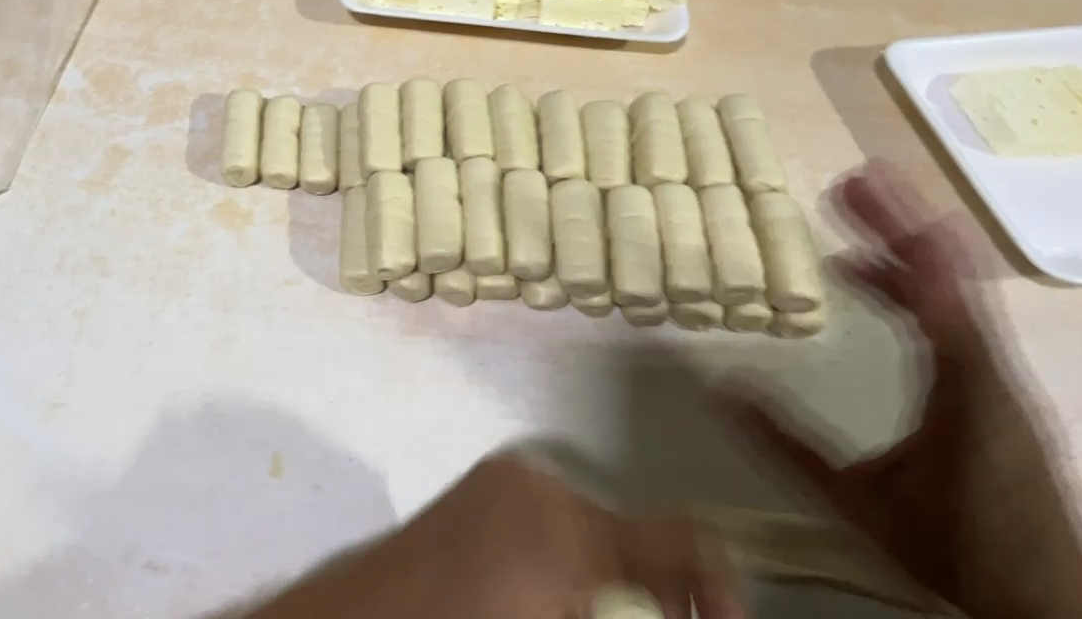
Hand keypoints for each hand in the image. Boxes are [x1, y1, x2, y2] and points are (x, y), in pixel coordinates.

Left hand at [246, 454, 742, 618]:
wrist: (358, 618)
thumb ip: (628, 607)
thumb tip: (685, 605)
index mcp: (567, 528)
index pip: (688, 542)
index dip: (723, 593)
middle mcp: (540, 484)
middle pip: (637, 542)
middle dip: (653, 599)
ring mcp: (504, 477)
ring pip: (592, 532)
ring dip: (605, 583)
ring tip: (577, 611)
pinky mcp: (481, 483)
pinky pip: (548, 519)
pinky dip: (564, 561)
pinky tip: (543, 596)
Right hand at [723, 161, 1081, 618]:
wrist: (1050, 600)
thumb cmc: (957, 547)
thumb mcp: (859, 500)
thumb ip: (788, 443)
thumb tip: (719, 389)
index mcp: (967, 390)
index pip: (936, 301)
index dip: (898, 247)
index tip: (858, 204)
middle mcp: (991, 371)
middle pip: (949, 279)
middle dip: (899, 226)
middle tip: (853, 180)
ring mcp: (998, 376)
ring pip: (954, 291)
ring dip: (908, 245)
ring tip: (861, 205)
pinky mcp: (995, 386)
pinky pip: (955, 316)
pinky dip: (916, 283)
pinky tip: (875, 275)